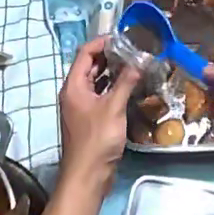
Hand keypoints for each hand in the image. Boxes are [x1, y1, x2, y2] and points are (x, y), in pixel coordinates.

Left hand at [59, 36, 139, 186]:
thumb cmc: (97, 139)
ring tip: (133, 64)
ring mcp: (81, 106)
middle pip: (89, 66)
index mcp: (73, 86)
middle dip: (109, 56)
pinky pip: (100, 95)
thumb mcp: (114, 108)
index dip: (101, 43)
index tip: (122, 38)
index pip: (85, 54)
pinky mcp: (89, 118)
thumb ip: (126, 82)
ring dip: (112, 72)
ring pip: (95, 81)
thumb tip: (140, 61)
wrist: (87, 175)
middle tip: (132, 50)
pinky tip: (128, 86)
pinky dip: (112, 88)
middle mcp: (74, 93)